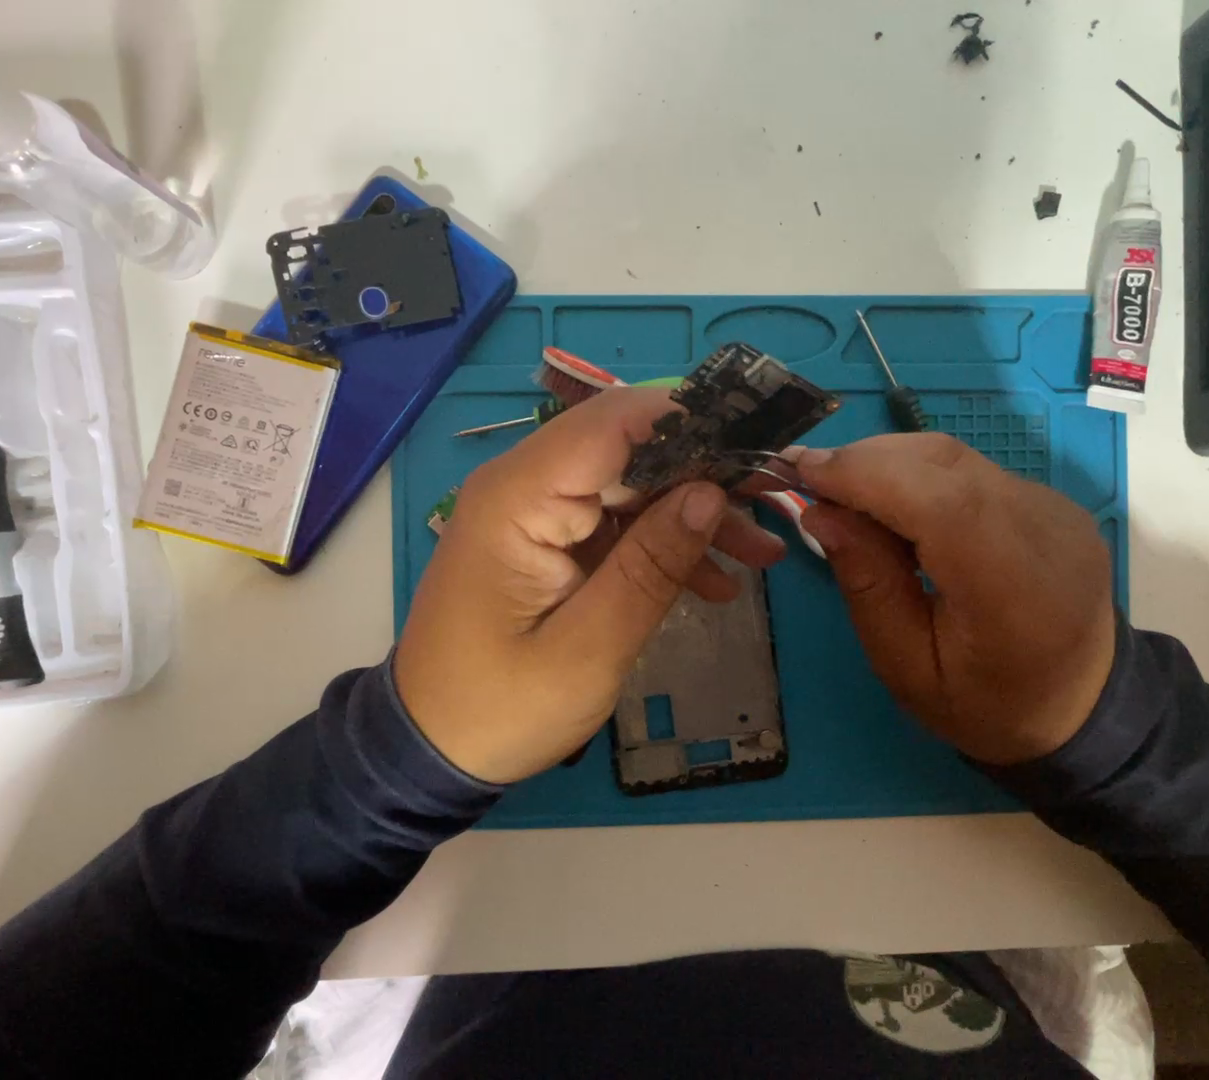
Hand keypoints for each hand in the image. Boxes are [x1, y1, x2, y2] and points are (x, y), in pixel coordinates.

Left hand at [394, 388, 787, 783]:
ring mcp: (537, 514)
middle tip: (776, 501)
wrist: (433, 749)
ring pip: (633, 486)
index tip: (759, 442)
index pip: (614, 422)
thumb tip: (710, 493)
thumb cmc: (500, 708)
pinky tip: (716, 583)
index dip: (691, 419)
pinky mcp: (550, 542)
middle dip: (706, 470)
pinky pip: (618, 525)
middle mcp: (525, 487)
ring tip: (763, 551)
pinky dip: (666, 547)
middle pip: (630, 448)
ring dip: (696, 514)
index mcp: (519, 498)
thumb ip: (650, 567)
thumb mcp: (587, 648)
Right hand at [792, 434, 1116, 765]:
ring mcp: (1055, 510)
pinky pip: (971, 469)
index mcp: (1014, 593)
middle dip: (866, 460)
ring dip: (888, 462)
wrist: (1083, 708)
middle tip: (809, 479)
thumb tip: (821, 512)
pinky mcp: (1051, 501)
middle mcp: (1045, 534)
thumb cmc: (986, 705)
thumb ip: (868, 587)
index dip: (867, 475)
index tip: (803, 472)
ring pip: (955, 457)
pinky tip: (891, 503)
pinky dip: (918, 473)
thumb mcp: (908, 668)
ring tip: (842, 490)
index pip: (941, 503)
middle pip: (945, 464)